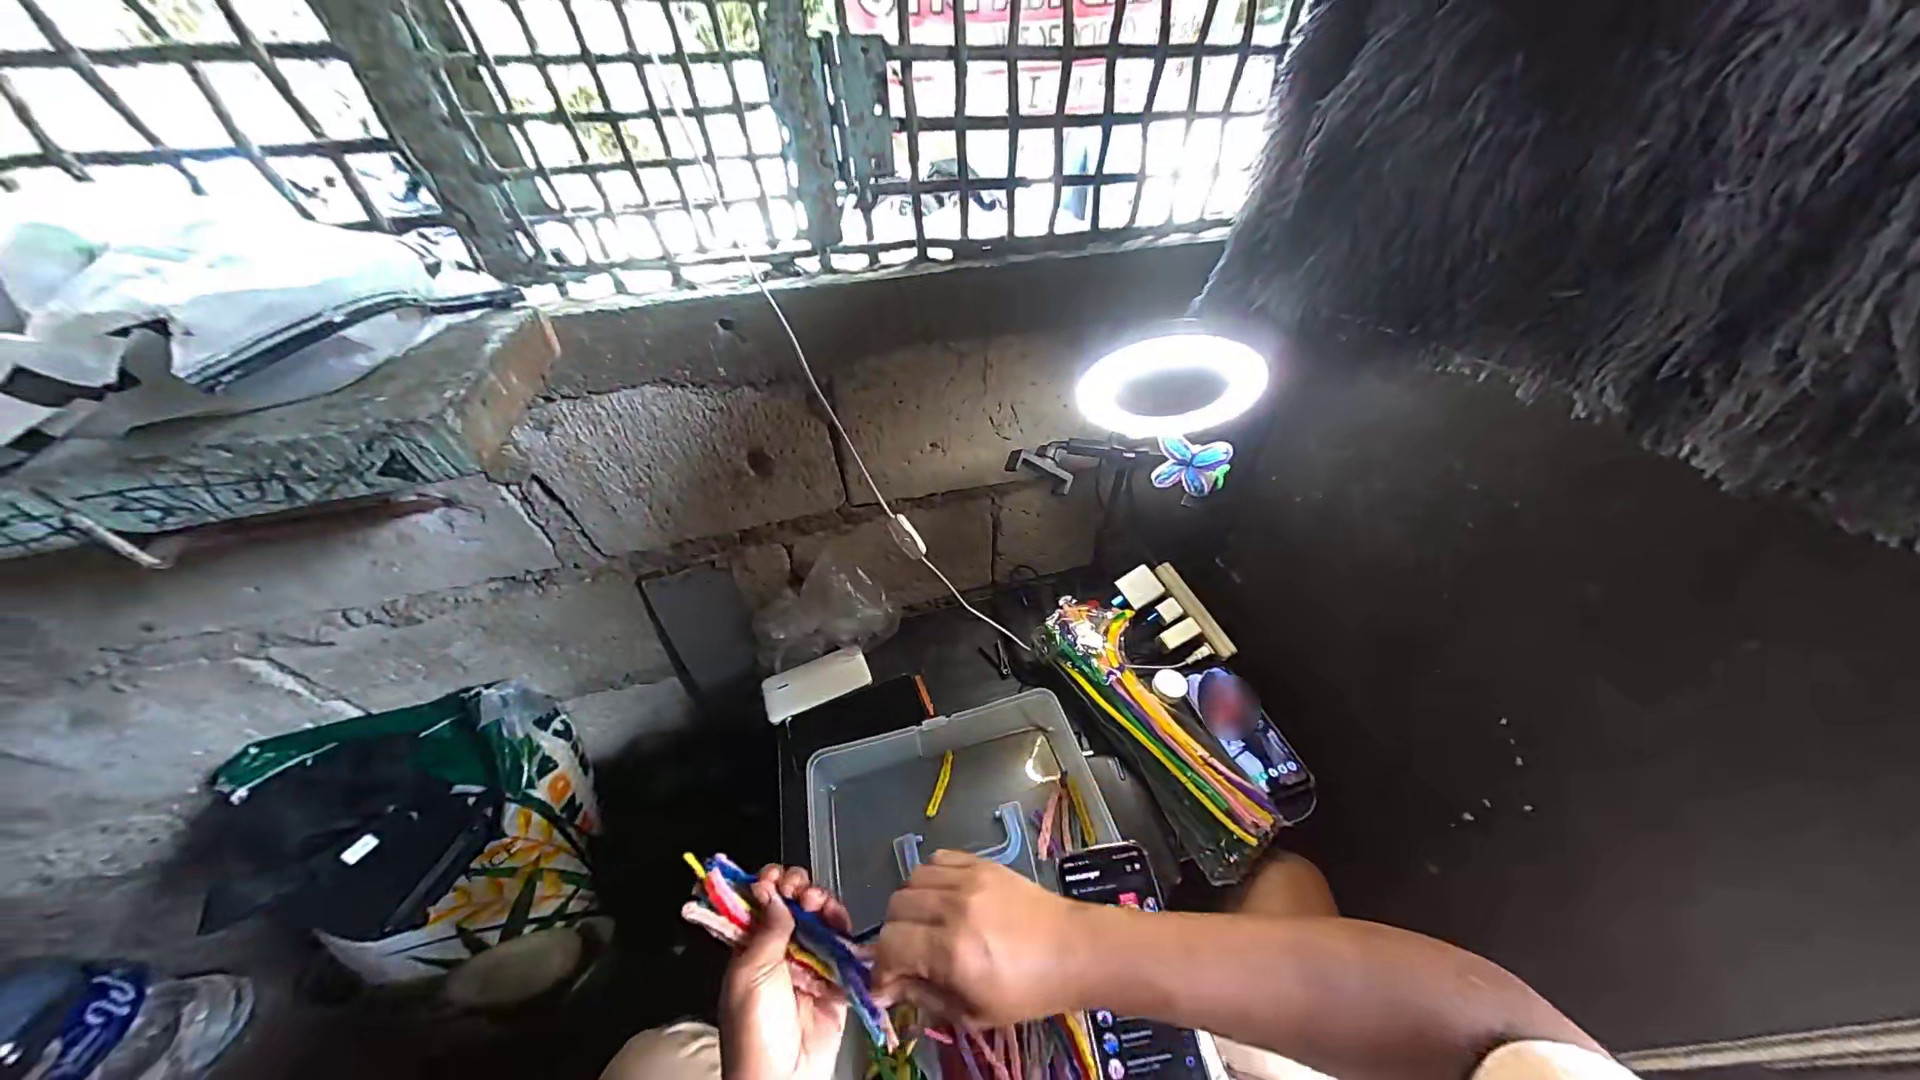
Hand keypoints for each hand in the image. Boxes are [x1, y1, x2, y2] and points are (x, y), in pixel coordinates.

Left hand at [720, 864, 850, 1079]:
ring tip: (817, 901)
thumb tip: (770, 888)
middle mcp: (782, 949)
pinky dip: (842, 924)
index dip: (769, 884)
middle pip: (794, 904)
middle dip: (798, 887)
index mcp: (752, 948)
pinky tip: (837, 917)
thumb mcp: (750, 974)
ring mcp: (810, 961)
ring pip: (820, 916)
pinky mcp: (836, 975)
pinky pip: (843, 942)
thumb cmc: (754, 1029)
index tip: (774, 876)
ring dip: (820, 900)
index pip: (762, 903)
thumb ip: (766, 928)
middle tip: (798, 887)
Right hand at [872, 849, 1095, 1026]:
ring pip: (912, 879)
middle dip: (893, 936)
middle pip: (895, 908)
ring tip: (924, 923)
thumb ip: (924, 995)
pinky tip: (941, 896)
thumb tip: (889, 986)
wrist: (1071, 948)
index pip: (890, 944)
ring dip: (909, 905)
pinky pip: (938, 858)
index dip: (881, 967)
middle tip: (907, 954)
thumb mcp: (972, 1013)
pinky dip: (929, 877)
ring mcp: (968, 878)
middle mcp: (954, 906)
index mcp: (952, 949)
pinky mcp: (981, 861)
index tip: (888, 983)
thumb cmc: (1026, 991)